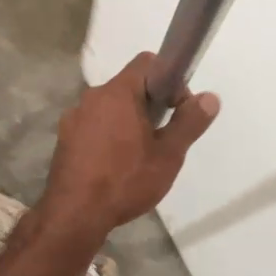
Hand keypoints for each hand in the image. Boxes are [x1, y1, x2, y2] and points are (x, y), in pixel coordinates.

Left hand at [39, 53, 220, 237]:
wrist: (74, 213)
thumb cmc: (125, 180)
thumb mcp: (167, 155)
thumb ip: (189, 122)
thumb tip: (210, 97)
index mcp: (118, 92)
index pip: (147, 62)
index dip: (168, 78)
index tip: (177, 107)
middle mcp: (92, 96)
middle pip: (129, 86)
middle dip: (150, 104)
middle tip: (163, 138)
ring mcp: (74, 116)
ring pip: (110, 107)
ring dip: (128, 121)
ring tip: (140, 156)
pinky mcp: (65, 137)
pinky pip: (94, 124)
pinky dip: (108, 135)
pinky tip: (115, 165)